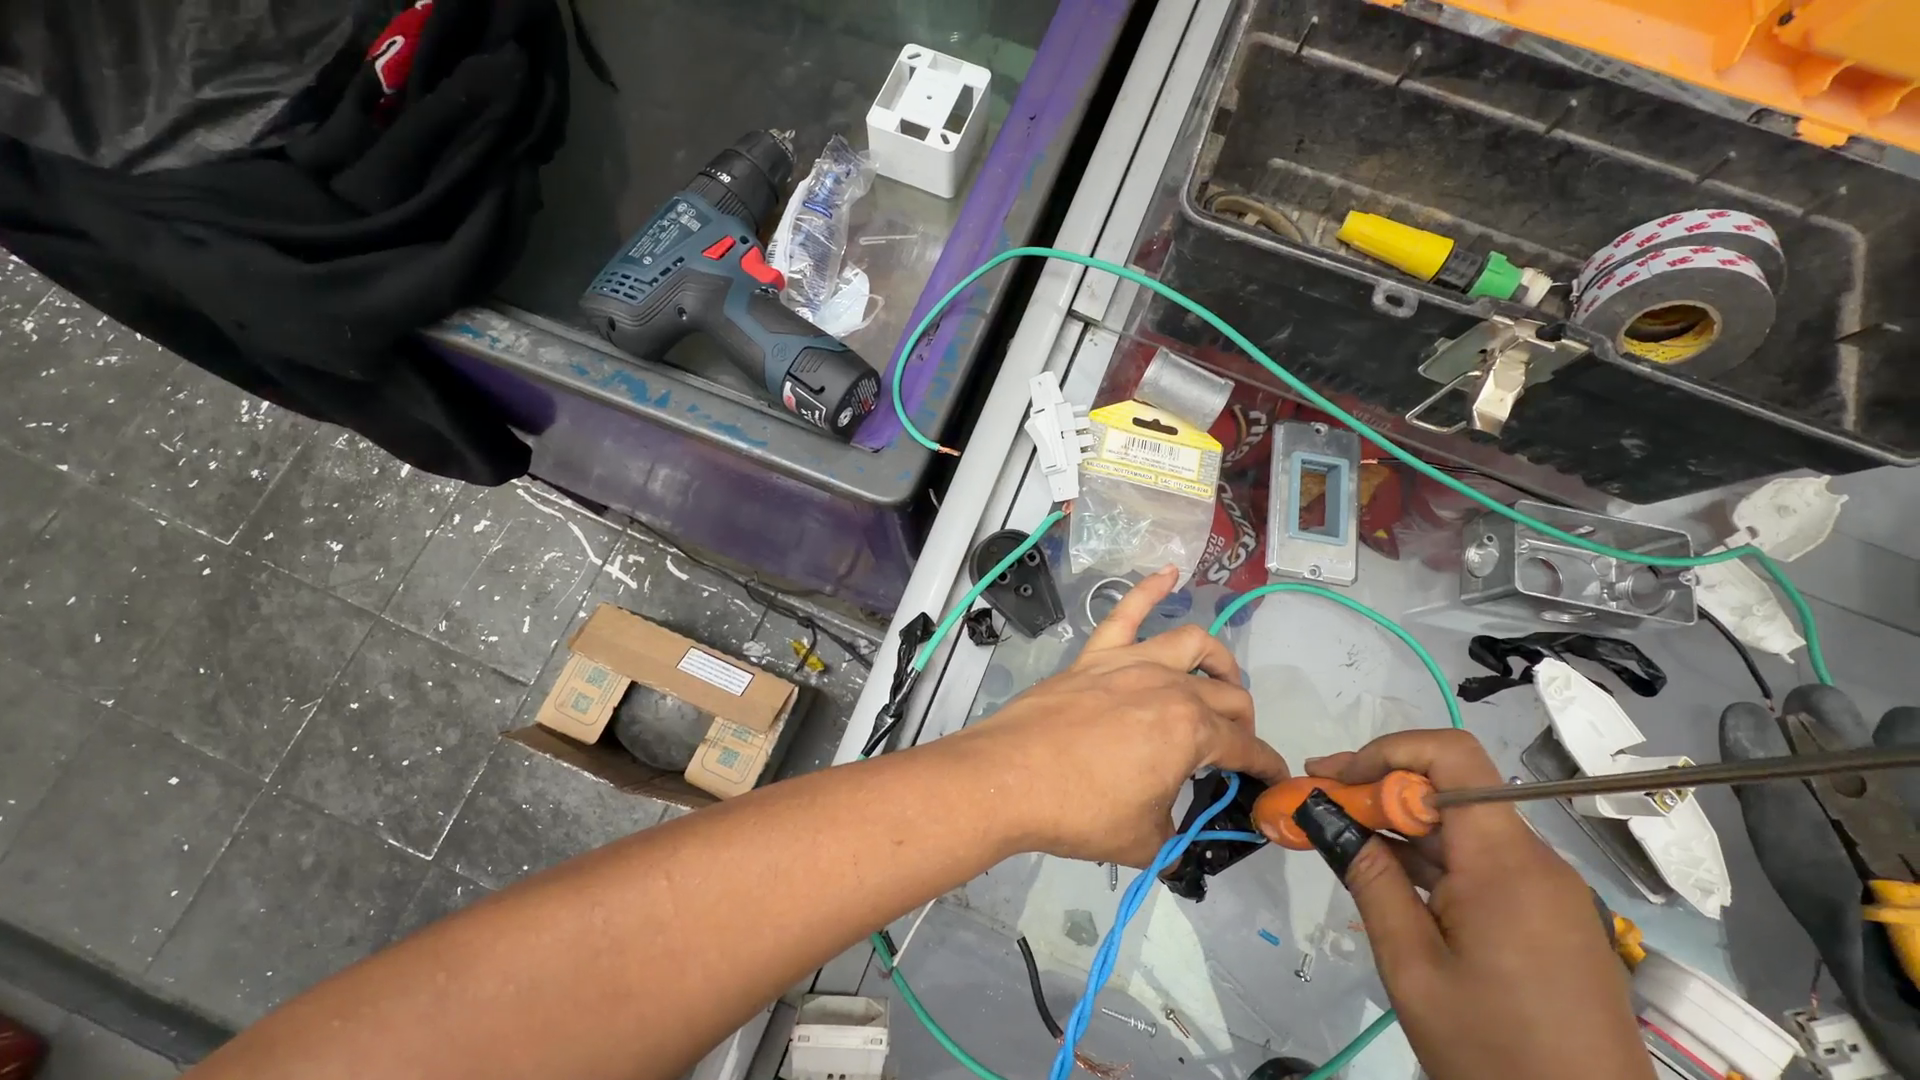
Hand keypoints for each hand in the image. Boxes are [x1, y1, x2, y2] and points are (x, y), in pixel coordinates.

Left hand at [944, 566, 1289, 866]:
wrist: (1008, 779)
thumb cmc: (1079, 812)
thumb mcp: (1144, 840)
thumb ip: (1176, 834)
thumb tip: (1182, 834)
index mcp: (1191, 731)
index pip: (1247, 748)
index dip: (1266, 768)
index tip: (1273, 781)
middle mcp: (1170, 686)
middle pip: (1227, 695)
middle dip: (1243, 724)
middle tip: (1232, 750)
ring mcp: (1129, 663)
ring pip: (1191, 643)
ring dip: (1218, 659)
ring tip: (1221, 678)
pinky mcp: (1094, 656)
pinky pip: (1125, 611)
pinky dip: (1149, 588)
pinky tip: (1168, 571)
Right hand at [1305, 730, 1651, 1079]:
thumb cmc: (1494, 1051)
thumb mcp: (1413, 968)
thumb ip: (1371, 881)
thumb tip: (1327, 816)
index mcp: (1505, 863)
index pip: (1452, 757)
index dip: (1388, 750)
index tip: (1335, 779)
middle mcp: (1535, 861)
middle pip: (1452, 792)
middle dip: (1379, 790)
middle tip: (1318, 805)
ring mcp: (1548, 890)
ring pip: (1464, 830)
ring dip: (1401, 827)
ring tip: (1342, 841)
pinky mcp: (1551, 918)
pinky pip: (1483, 865)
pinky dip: (1431, 860)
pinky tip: (1391, 881)